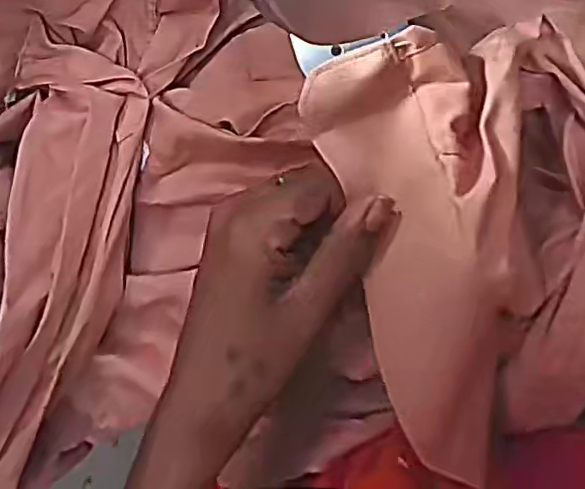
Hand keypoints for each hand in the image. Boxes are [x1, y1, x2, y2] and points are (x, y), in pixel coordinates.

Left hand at [127, 164, 395, 488]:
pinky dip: (297, 229)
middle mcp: (234, 204)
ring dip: (317, 222)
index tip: (367, 237)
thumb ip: (346, 249)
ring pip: (291, 195)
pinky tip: (306, 266)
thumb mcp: (309, 308)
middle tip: (351, 255)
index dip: (350, 204)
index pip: (319, 182)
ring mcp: (226, 216)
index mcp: (251, 217)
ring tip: (330, 265)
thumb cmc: (255, 363)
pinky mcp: (227, 232)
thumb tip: (383, 201)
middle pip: (303, 183)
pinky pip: (274, 210)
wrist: (201, 403)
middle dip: (334, 211)